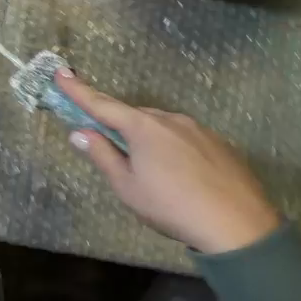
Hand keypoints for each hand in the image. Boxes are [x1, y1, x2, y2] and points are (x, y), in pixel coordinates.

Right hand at [56, 73, 280, 254]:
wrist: (239, 227)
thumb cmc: (171, 206)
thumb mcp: (127, 186)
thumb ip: (102, 155)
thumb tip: (80, 132)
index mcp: (143, 127)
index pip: (101, 104)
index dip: (78, 90)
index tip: (61, 73)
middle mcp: (171, 120)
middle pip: (133, 116)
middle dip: (116, 123)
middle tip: (105, 141)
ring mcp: (199, 130)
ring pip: (161, 126)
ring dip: (146, 137)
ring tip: (146, 166)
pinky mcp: (220, 144)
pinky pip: (184, 137)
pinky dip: (171, 146)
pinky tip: (177, 172)